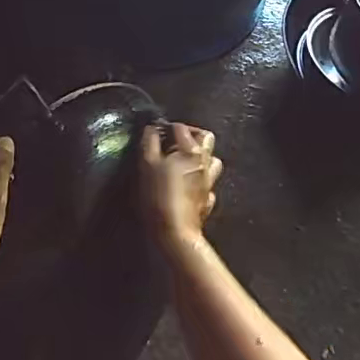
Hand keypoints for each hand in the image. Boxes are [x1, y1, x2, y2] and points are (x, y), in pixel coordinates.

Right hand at [139, 122, 223, 248]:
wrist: (174, 233)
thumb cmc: (158, 194)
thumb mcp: (146, 163)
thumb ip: (150, 141)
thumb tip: (152, 128)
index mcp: (191, 151)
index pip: (182, 128)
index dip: (167, 127)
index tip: (157, 132)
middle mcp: (204, 163)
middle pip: (206, 138)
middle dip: (192, 135)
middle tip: (176, 141)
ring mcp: (209, 183)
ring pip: (213, 161)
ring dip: (201, 157)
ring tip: (184, 162)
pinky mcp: (208, 201)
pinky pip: (208, 184)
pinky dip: (199, 181)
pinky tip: (188, 186)